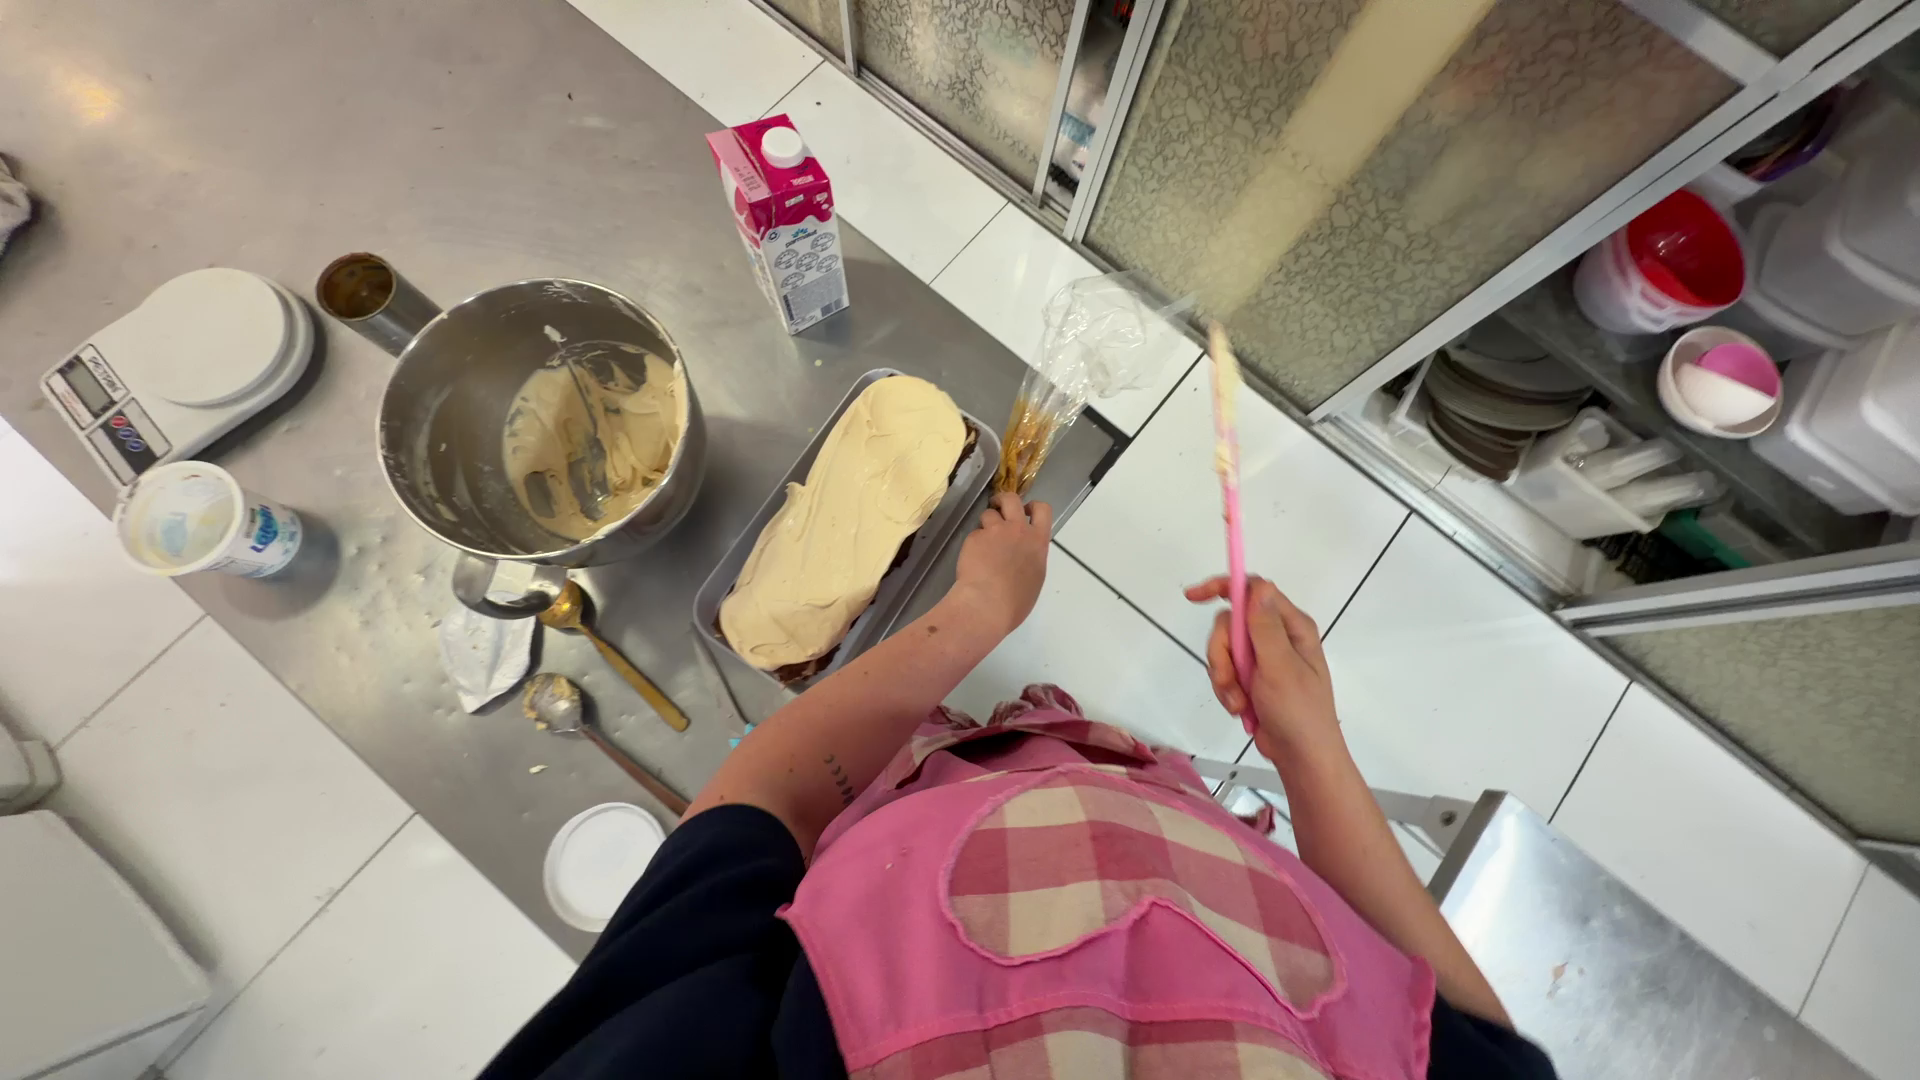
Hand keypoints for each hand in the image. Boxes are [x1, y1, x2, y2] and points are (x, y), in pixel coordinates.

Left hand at [949, 493, 1050, 637]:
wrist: (987, 604)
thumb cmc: (1016, 601)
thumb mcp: (1034, 578)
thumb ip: (1030, 558)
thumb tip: (1022, 556)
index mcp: (1037, 541)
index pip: (1043, 510)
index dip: (1033, 506)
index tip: (1026, 510)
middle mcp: (1017, 530)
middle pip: (1011, 499)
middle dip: (1003, 499)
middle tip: (997, 507)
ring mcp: (994, 532)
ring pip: (988, 514)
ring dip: (986, 523)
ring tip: (982, 541)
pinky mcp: (974, 538)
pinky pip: (974, 534)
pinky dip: (973, 543)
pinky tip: (972, 559)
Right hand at [1185, 576, 1341, 760]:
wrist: (1300, 756)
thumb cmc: (1298, 712)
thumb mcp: (1280, 667)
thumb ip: (1265, 627)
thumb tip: (1259, 586)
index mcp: (1291, 626)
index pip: (1253, 590)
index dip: (1222, 587)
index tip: (1193, 597)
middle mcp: (1276, 636)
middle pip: (1230, 624)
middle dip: (1222, 654)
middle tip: (1229, 680)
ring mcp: (1262, 657)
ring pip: (1222, 649)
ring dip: (1224, 677)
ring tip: (1238, 702)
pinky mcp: (1251, 676)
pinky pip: (1223, 670)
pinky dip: (1226, 689)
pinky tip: (1240, 707)